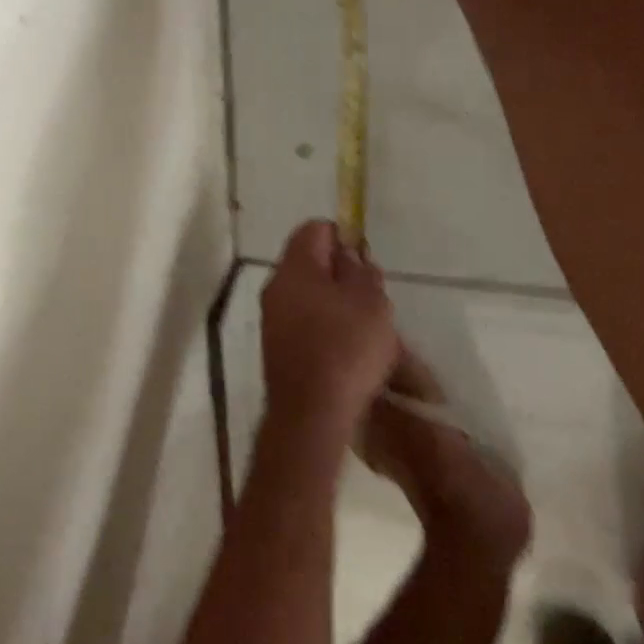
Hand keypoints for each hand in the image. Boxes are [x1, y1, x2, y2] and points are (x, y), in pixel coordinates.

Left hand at [260, 221, 398, 433]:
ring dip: (336, 303)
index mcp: (293, 269)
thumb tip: (349, 257)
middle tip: (371, 295)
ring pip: (307, 296)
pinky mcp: (276, 349)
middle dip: (341, 273)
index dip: (343, 237)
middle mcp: (274, 290)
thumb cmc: (346, 349)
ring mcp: (271, 321)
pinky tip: (347, 350)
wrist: (311, 414)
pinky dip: (325, 328)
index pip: (314, 230)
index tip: (366, 261)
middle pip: (309, 263)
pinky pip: (303, 324)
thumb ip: (361, 271)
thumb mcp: (371, 302)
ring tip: (366, 326)